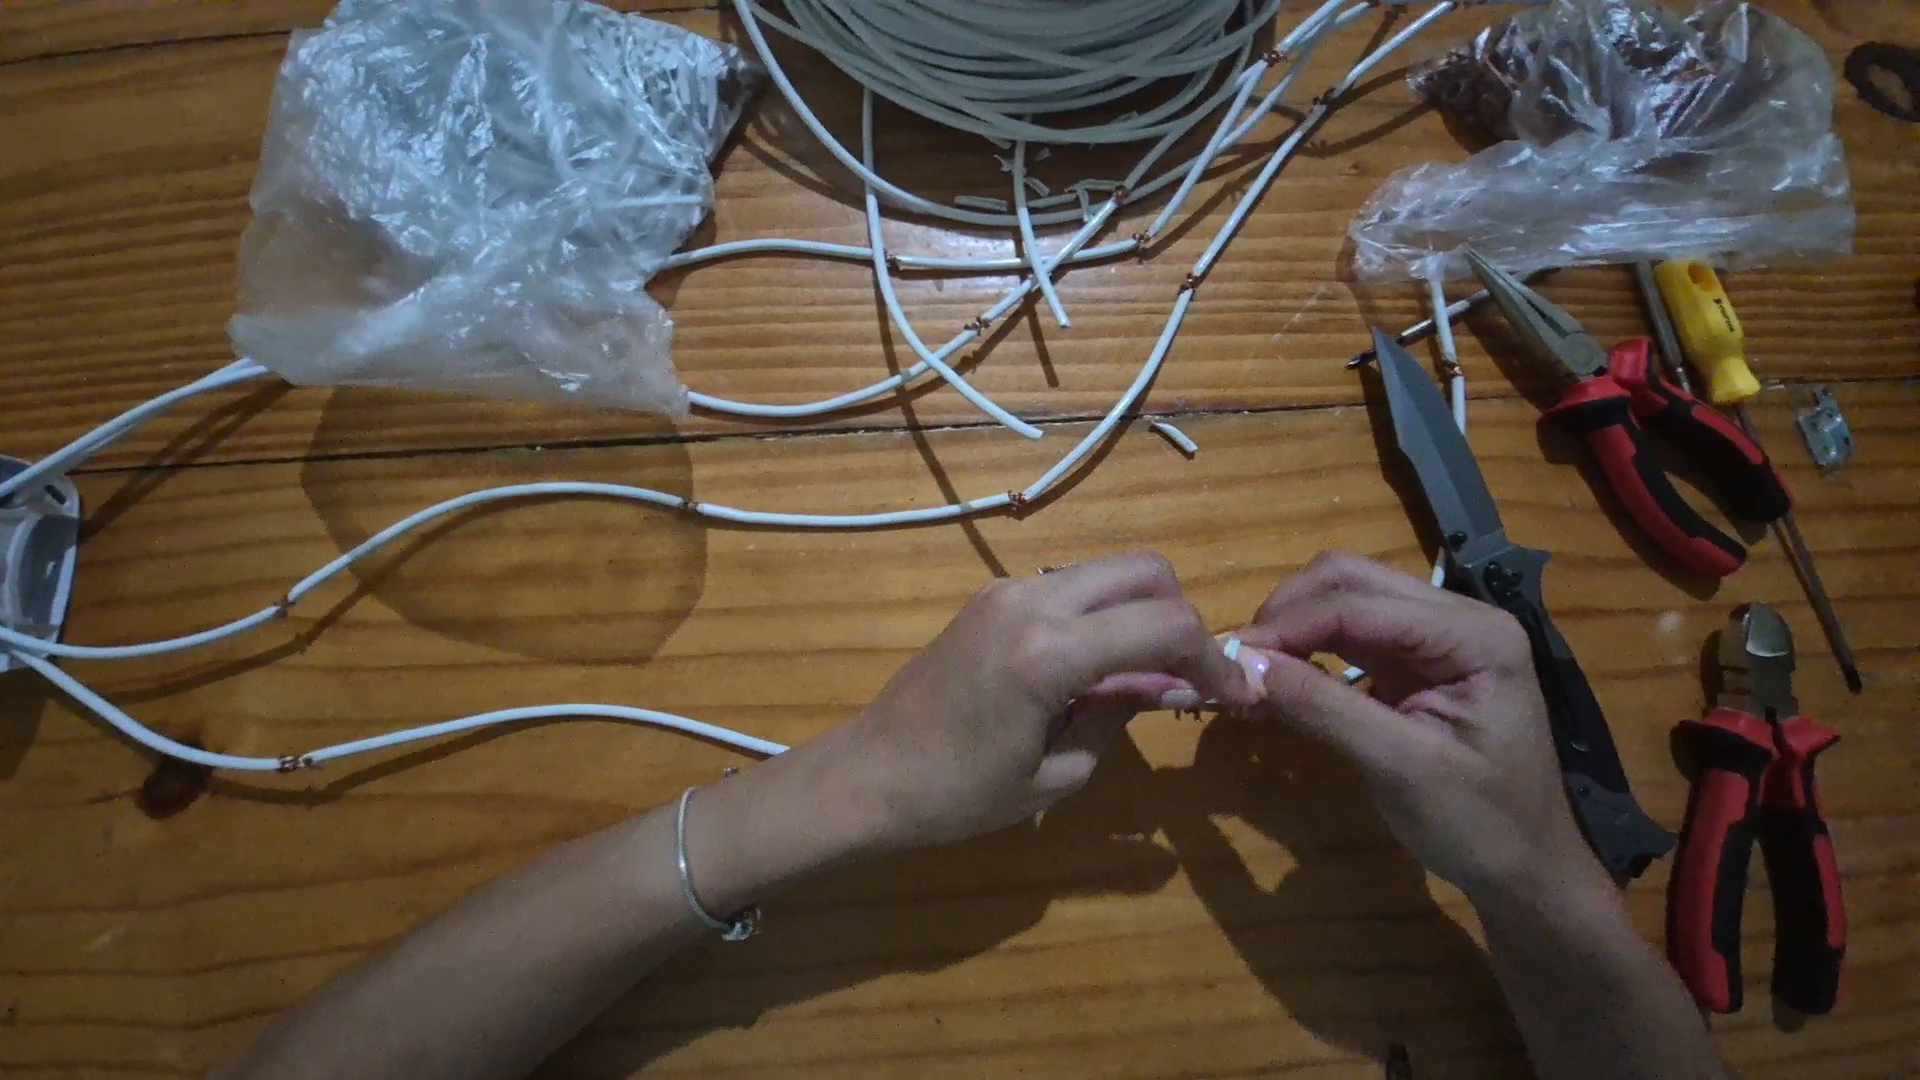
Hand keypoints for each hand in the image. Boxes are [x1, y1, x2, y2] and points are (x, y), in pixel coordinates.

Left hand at [827, 553, 1263, 850]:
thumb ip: (1119, 715)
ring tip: (1139, 674)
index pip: (1165, 626)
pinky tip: (1091, 664)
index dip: (1213, 657)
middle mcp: (1031, 600)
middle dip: (1181, 617)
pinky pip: (1069, 585)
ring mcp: (1006, 589)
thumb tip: (1171, 684)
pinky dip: (1101, 612)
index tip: (1233, 692)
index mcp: (1048, 652)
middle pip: (1143, 571)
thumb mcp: (1056, 774)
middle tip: (1185, 676)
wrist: (870, 772)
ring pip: (1106, 570)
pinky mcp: (990, 594)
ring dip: (1139, 611)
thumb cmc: (958, 795)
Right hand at [1235, 552, 1601, 901]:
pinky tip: (1275, 678)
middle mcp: (1453, 617)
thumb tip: (1242, 666)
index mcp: (1473, 635)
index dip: (1289, 625)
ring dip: (1288, 626)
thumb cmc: (1480, 823)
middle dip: (1285, 613)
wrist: (1524, 870)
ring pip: (1337, 596)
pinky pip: (1338, 630)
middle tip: (1240, 662)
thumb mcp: (1399, 767)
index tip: (1230, 658)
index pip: (1358, 605)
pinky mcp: (1404, 656)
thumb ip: (1322, 707)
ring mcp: (1429, 634)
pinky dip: (1300, 647)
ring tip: (1251, 672)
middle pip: (1346, 580)